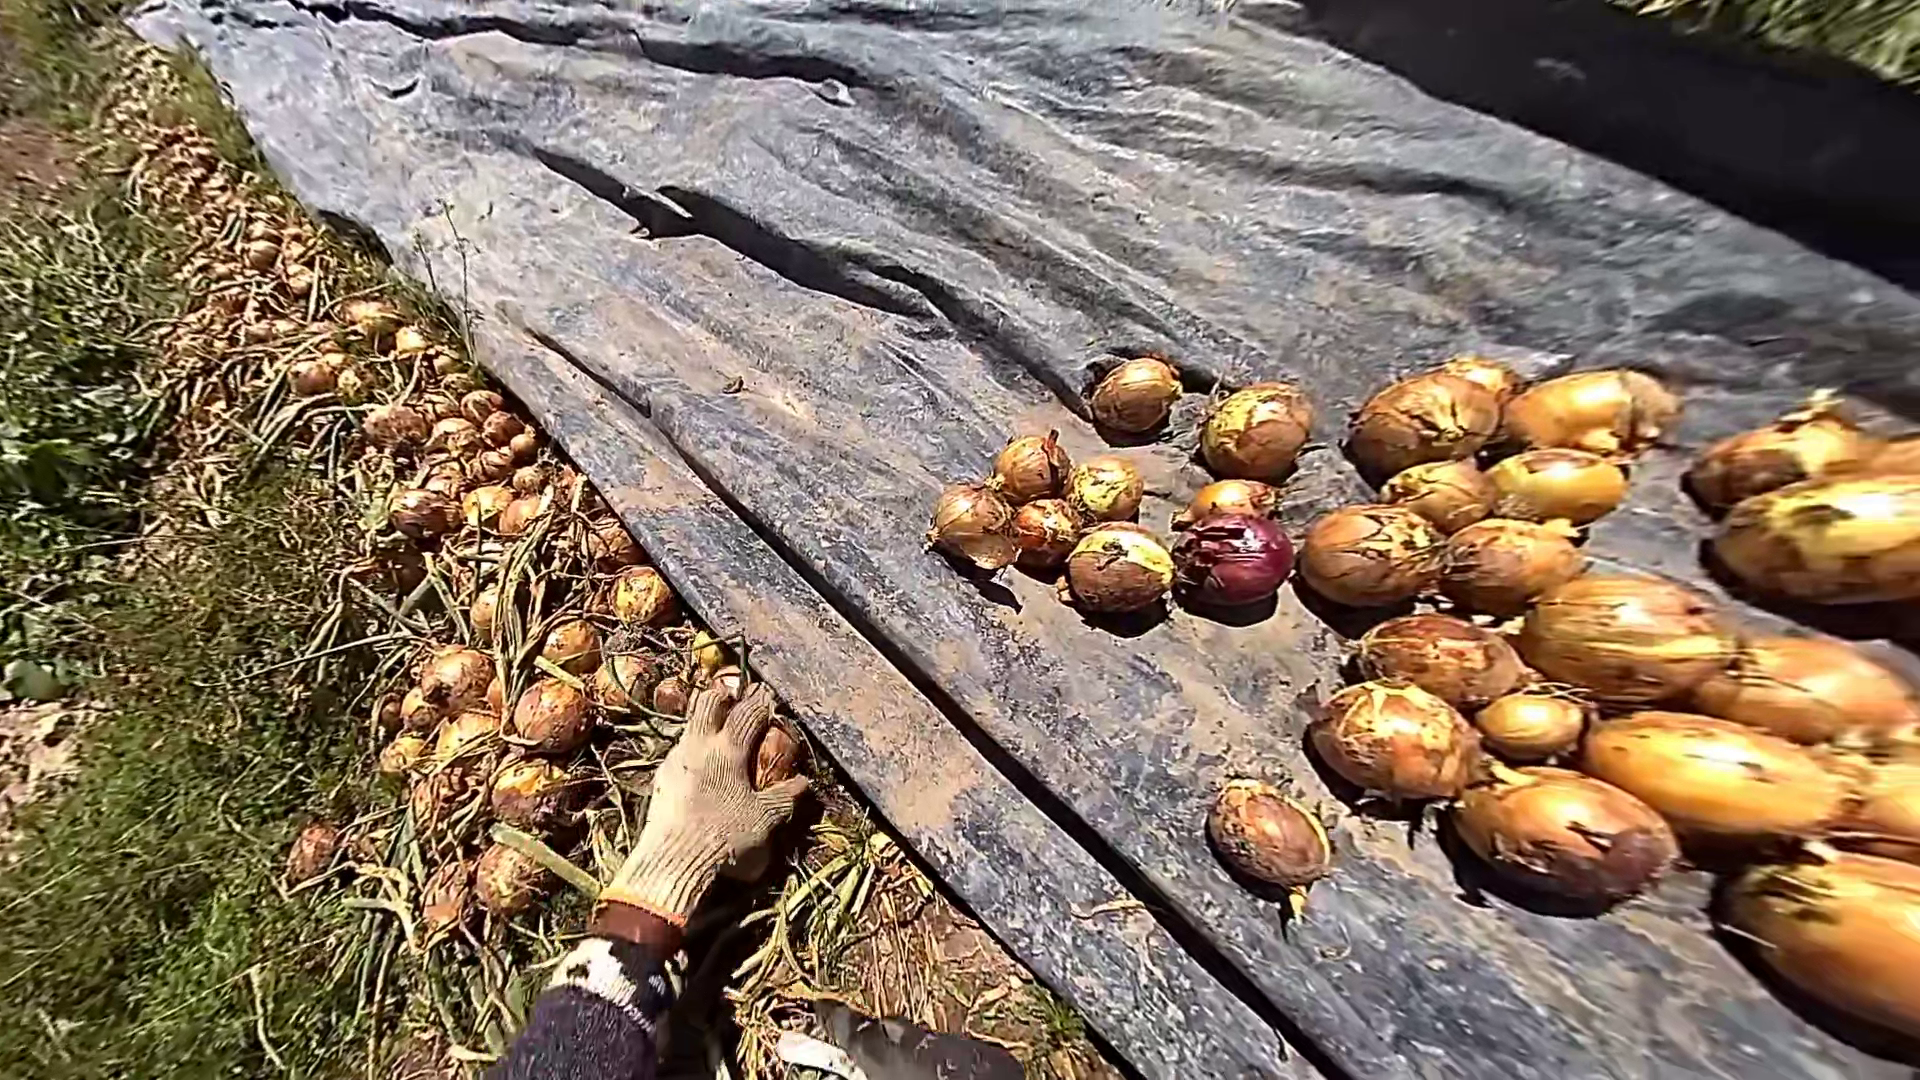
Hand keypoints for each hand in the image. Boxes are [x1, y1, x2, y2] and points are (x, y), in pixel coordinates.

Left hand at [599, 685, 808, 923]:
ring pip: (691, 727)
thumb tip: (803, 783)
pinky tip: (701, 768)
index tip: (769, 697)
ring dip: (705, 724)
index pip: (747, 712)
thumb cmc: (723, 836)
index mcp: (728, 750)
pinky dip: (693, 751)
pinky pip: (680, 753)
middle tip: (736, 698)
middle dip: (723, 695)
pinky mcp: (660, 781)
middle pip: (707, 702)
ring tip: (719, 735)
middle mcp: (699, 747)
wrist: (668, 866)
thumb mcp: (763, 819)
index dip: (761, 701)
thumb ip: (784, 797)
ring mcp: (675, 761)